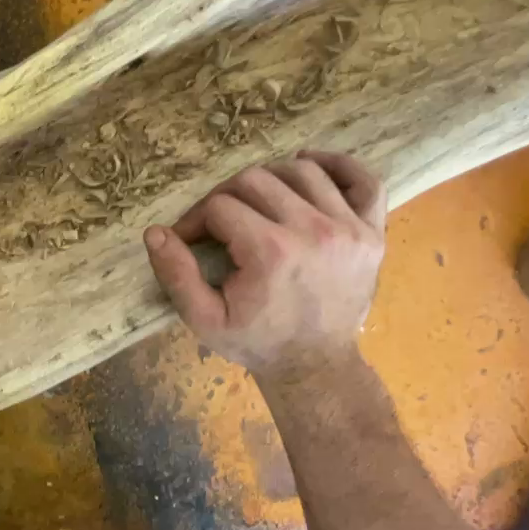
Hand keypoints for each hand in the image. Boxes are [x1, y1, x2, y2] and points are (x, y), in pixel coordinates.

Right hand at [142, 150, 386, 379]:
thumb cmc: (254, 341)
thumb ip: (175, 274)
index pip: (220, 206)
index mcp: (271, 252)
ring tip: (253, 203)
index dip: (194, 220)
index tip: (187, 240)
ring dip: (269, 179)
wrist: (315, 365)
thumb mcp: (202, 318)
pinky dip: (337, 165)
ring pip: (302, 171)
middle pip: (256, 180)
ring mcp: (350, 228)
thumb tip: (155, 232)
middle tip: (216, 224)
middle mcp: (314, 230)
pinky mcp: (373, 232)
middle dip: (225, 197)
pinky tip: (309, 165)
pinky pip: (364, 180)